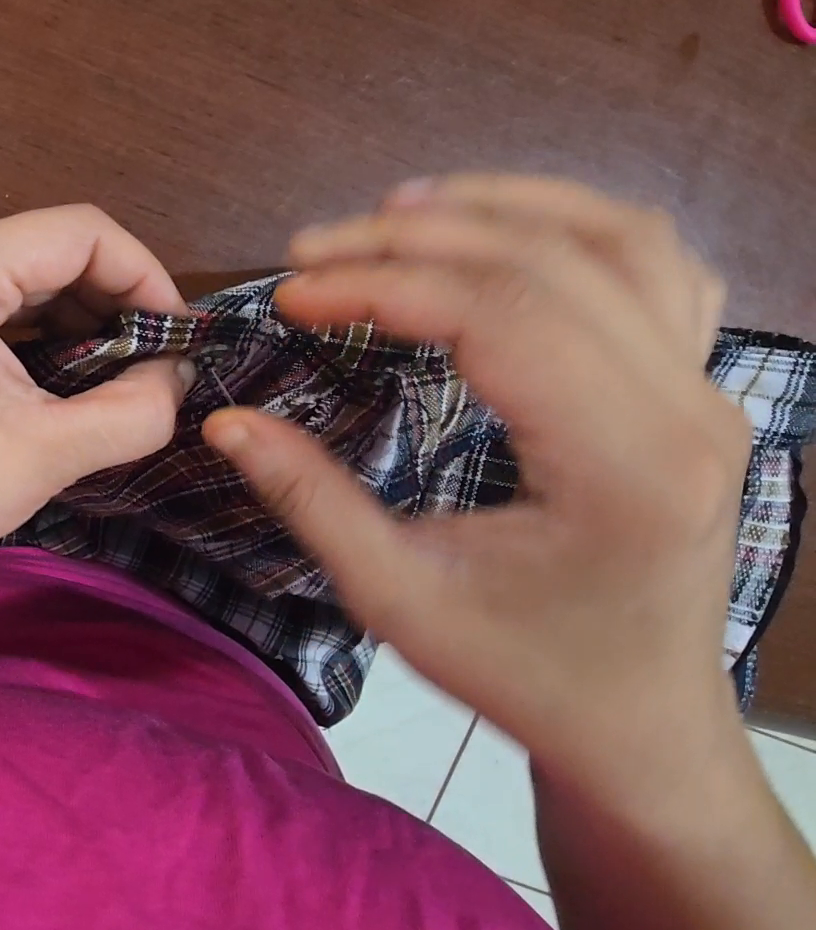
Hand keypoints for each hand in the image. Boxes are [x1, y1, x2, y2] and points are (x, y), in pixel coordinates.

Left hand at [0, 204, 192, 585]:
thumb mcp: (52, 450)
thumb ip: (139, 406)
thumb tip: (178, 372)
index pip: (78, 233)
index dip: (144, 275)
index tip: (177, 337)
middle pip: (51, 247)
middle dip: (115, 299)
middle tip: (154, 359)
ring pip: (26, 272)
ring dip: (82, 314)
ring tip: (120, 369)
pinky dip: (42, 326)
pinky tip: (71, 367)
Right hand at [200, 175, 751, 799]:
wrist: (639, 722)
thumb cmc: (517, 668)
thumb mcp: (392, 595)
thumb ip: (308, 499)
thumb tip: (224, 422)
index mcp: (618, 462)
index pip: (498, 316)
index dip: (379, 286)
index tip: (290, 296)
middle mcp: (684, 407)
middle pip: (552, 260)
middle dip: (413, 238)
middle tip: (310, 248)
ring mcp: (705, 390)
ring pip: (620, 240)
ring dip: (497, 208)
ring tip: (391, 210)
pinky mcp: (692, 388)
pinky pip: (649, 267)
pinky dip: (564, 226)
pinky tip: (490, 231)